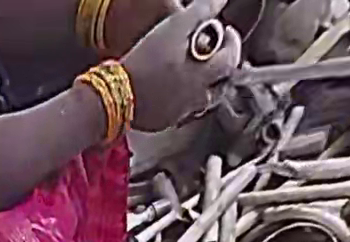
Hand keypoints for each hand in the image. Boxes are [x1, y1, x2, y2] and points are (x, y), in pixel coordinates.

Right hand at [120, 0, 241, 131]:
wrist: (117, 94)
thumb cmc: (146, 60)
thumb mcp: (175, 26)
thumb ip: (203, 11)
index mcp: (204, 75)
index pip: (231, 59)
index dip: (232, 42)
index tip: (226, 32)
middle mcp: (197, 99)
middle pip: (221, 85)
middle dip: (221, 67)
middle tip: (214, 54)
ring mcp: (180, 114)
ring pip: (203, 101)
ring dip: (205, 85)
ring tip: (196, 72)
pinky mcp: (164, 123)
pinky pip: (182, 112)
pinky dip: (184, 98)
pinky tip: (175, 88)